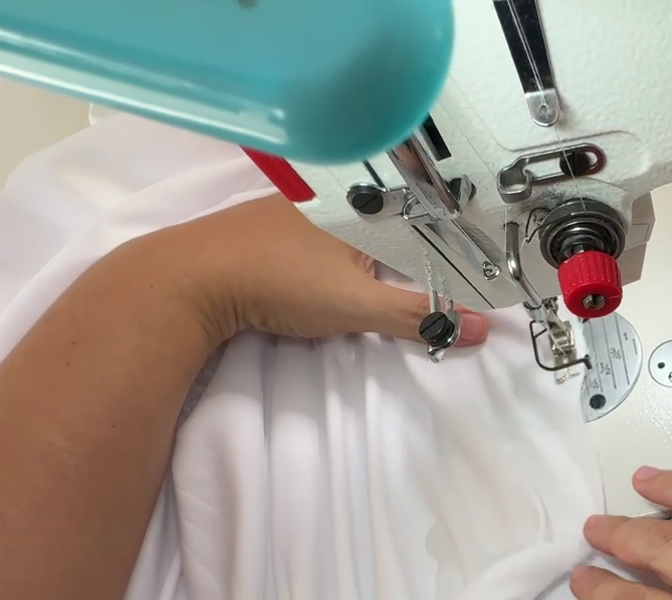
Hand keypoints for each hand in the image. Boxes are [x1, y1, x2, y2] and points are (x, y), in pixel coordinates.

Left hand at [122, 195, 487, 347]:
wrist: (189, 280)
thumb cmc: (281, 283)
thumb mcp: (361, 306)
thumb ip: (421, 318)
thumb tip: (480, 330)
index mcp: (360, 205)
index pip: (425, 224)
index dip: (455, 252)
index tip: (482, 278)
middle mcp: (333, 198)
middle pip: (396, 225)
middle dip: (423, 253)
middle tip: (455, 283)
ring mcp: (300, 209)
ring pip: (362, 231)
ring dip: (386, 255)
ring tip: (412, 281)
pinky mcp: (275, 227)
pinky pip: (333, 238)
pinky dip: (353, 257)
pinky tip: (352, 274)